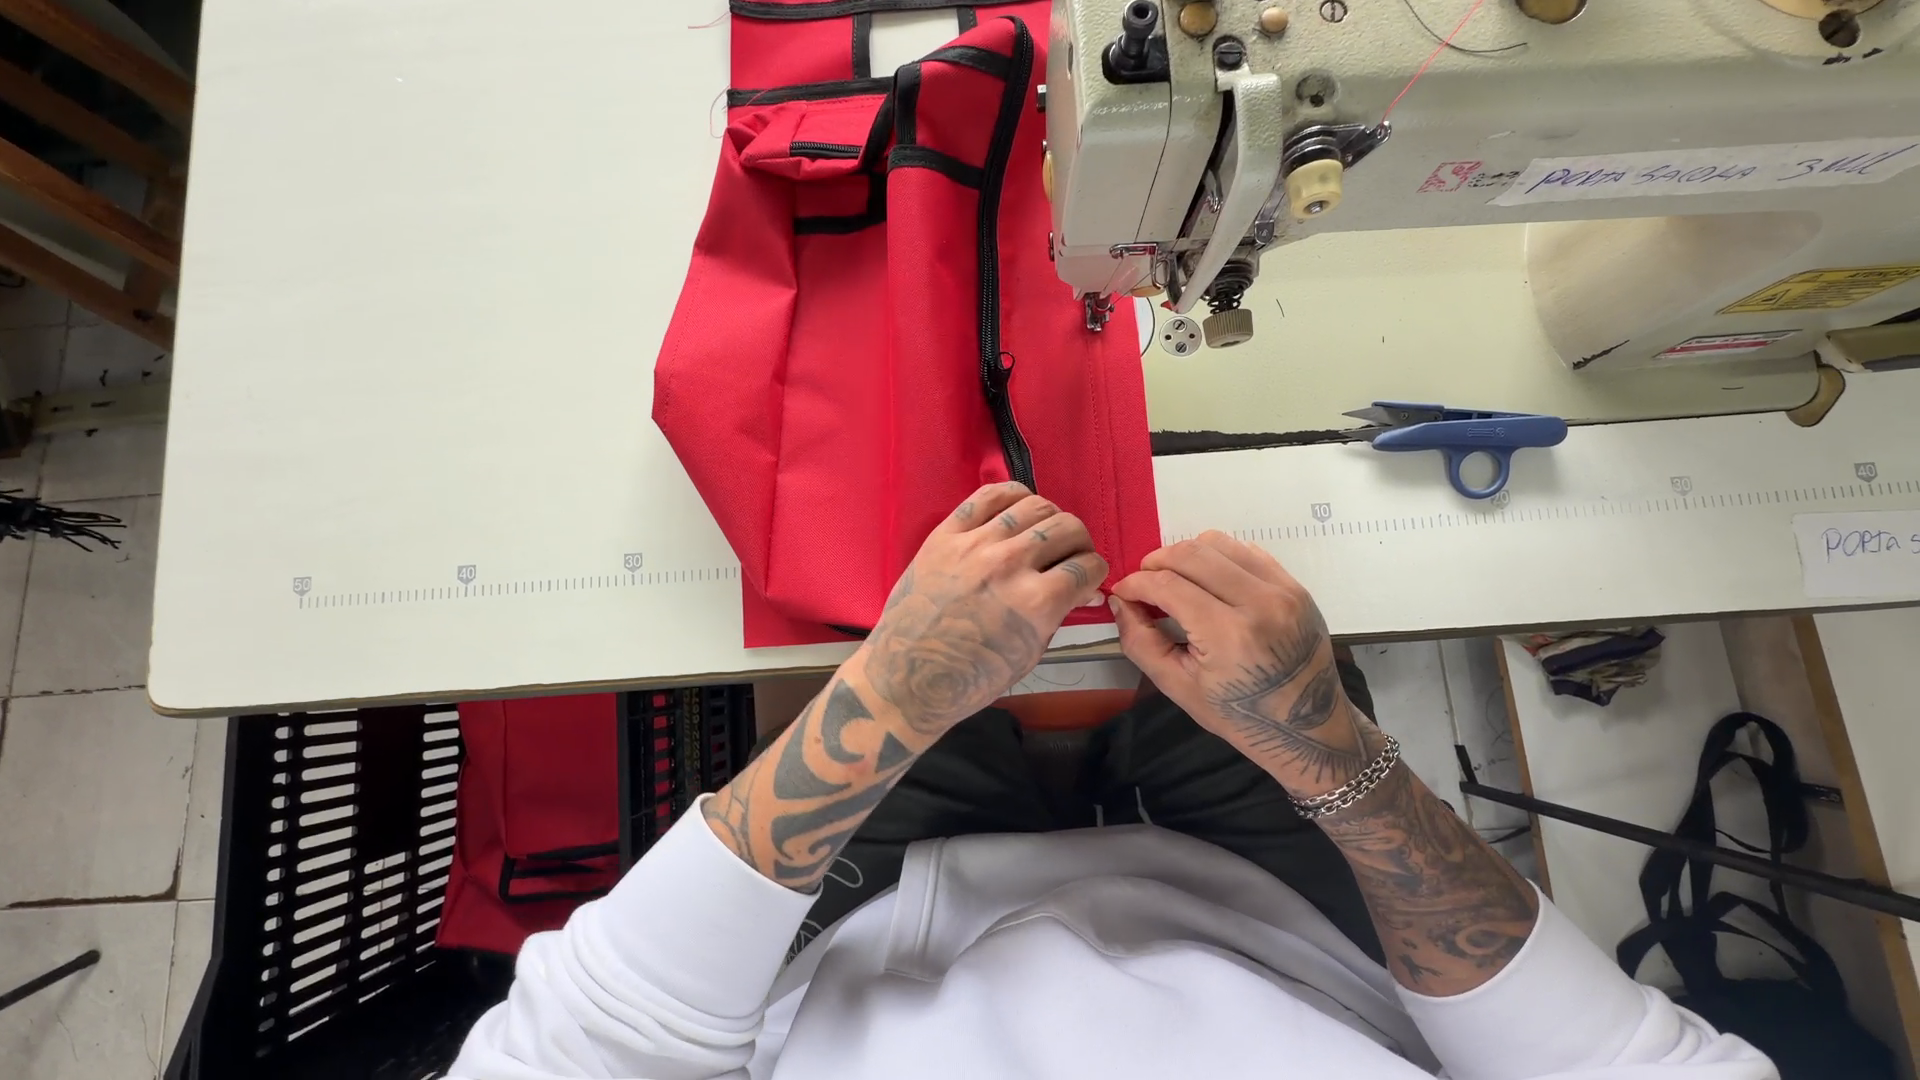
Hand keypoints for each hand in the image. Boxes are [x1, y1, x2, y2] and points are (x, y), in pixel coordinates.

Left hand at [860, 482, 1108, 737]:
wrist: (910, 677)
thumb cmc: (972, 678)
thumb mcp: (1028, 653)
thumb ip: (1057, 614)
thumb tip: (1082, 590)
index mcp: (1036, 601)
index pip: (1086, 566)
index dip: (1095, 572)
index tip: (1089, 575)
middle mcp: (1010, 564)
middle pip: (1066, 528)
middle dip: (1080, 542)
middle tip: (1072, 554)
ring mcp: (975, 545)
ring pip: (1033, 505)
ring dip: (1050, 518)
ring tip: (1044, 533)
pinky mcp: (945, 534)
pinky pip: (987, 496)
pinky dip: (1011, 496)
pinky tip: (1017, 509)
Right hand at [1110, 531, 1374, 797]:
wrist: (1310, 728)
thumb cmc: (1238, 715)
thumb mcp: (1177, 687)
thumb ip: (1140, 642)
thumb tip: (1120, 601)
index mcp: (1227, 635)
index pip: (1167, 585)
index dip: (1135, 583)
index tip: (1122, 592)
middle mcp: (1259, 602)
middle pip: (1191, 554)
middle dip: (1156, 562)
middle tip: (1144, 583)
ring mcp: (1283, 590)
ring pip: (1219, 543)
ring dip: (1187, 555)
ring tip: (1176, 580)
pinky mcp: (1295, 586)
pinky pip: (1247, 551)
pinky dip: (1219, 558)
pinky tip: (1210, 583)